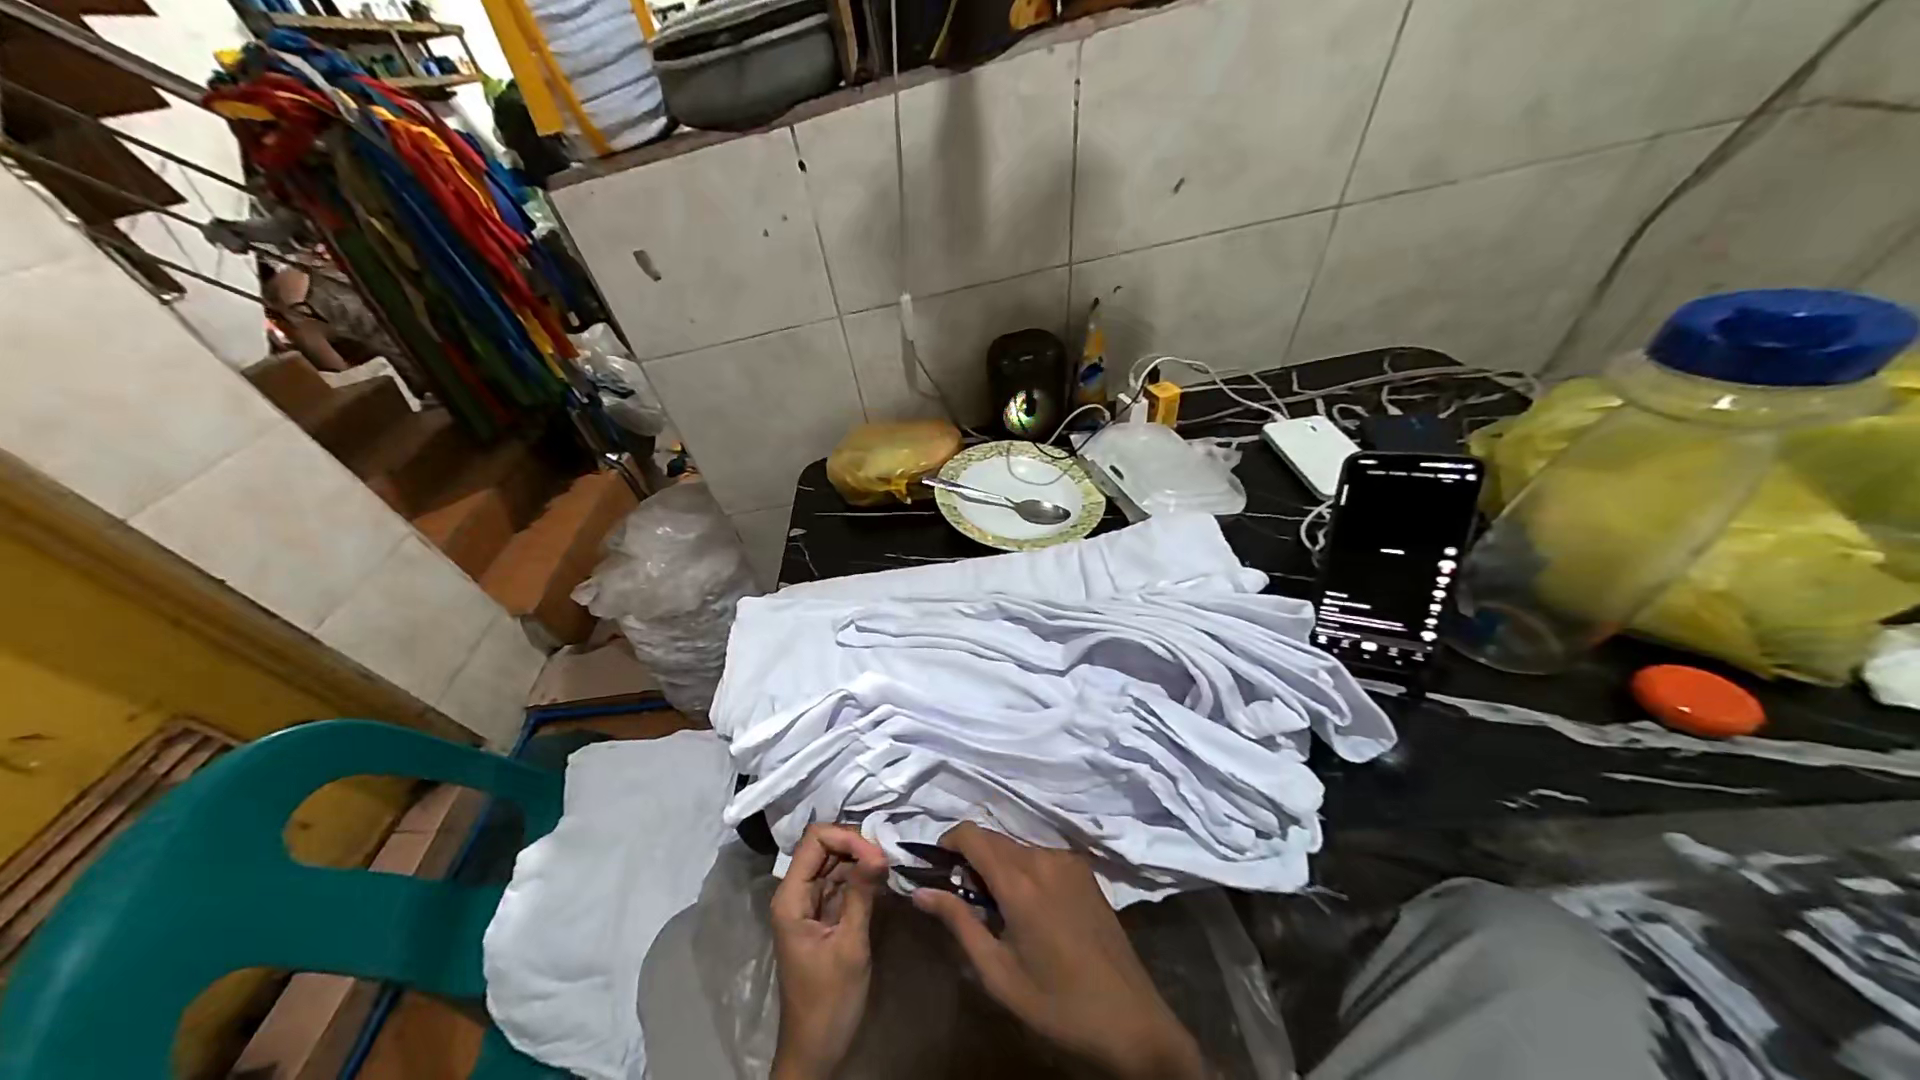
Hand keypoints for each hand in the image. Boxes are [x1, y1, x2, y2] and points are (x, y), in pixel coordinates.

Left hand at [770, 824, 888, 1079]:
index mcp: (791, 897)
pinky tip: (883, 881)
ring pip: (835, 863)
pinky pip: (842, 883)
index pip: (814, 840)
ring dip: (862, 860)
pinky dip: (862, 878)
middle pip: (824, 847)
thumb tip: (878, 851)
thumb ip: (861, 894)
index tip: (877, 854)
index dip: (846, 838)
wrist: (815, 1049)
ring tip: (891, 867)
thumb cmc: (829, 1001)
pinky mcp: (824, 916)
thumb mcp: (850, 946)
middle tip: (889, 857)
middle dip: (857, 845)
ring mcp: (810, 904)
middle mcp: (796, 893)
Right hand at [912, 824, 1208, 1079]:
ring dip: (998, 866)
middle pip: (994, 839)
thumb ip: (958, 922)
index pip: (972, 834)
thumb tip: (920, 891)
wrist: (1131, 1020)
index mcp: (1020, 881)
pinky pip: (1042, 857)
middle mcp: (1045, 859)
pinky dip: (1024, 870)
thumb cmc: (1057, 1003)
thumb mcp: (998, 973)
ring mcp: (1069, 862)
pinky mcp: (1086, 872)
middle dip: (970, 858)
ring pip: (1018, 848)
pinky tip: (1029, 908)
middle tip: (961, 898)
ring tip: (995, 909)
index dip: (947, 842)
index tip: (935, 868)